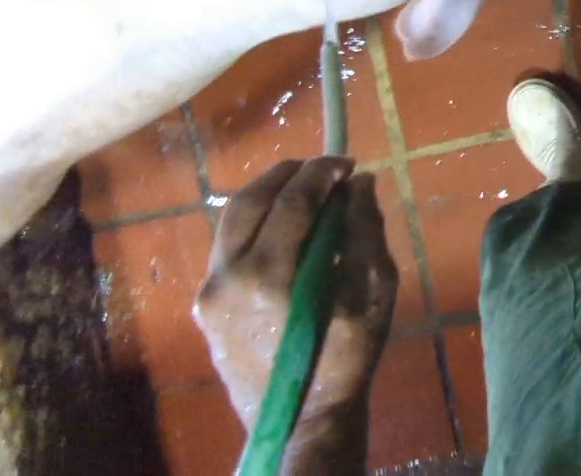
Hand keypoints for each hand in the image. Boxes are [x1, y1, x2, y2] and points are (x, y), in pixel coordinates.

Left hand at [193, 158, 396, 451]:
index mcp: (269, 275)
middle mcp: (226, 278)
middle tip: (327, 168)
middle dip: (290, 174)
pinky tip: (288, 225)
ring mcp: (209, 295)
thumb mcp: (373, 288)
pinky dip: (256, 222)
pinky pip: (228, 246)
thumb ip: (364, 230)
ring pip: (230, 222)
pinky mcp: (207, 307)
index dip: (322, 172)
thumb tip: (359, 185)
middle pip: (249, 202)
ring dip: (269, 194)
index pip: (291, 201)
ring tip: (307, 189)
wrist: (300, 418)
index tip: (350, 163)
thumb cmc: (347, 353)